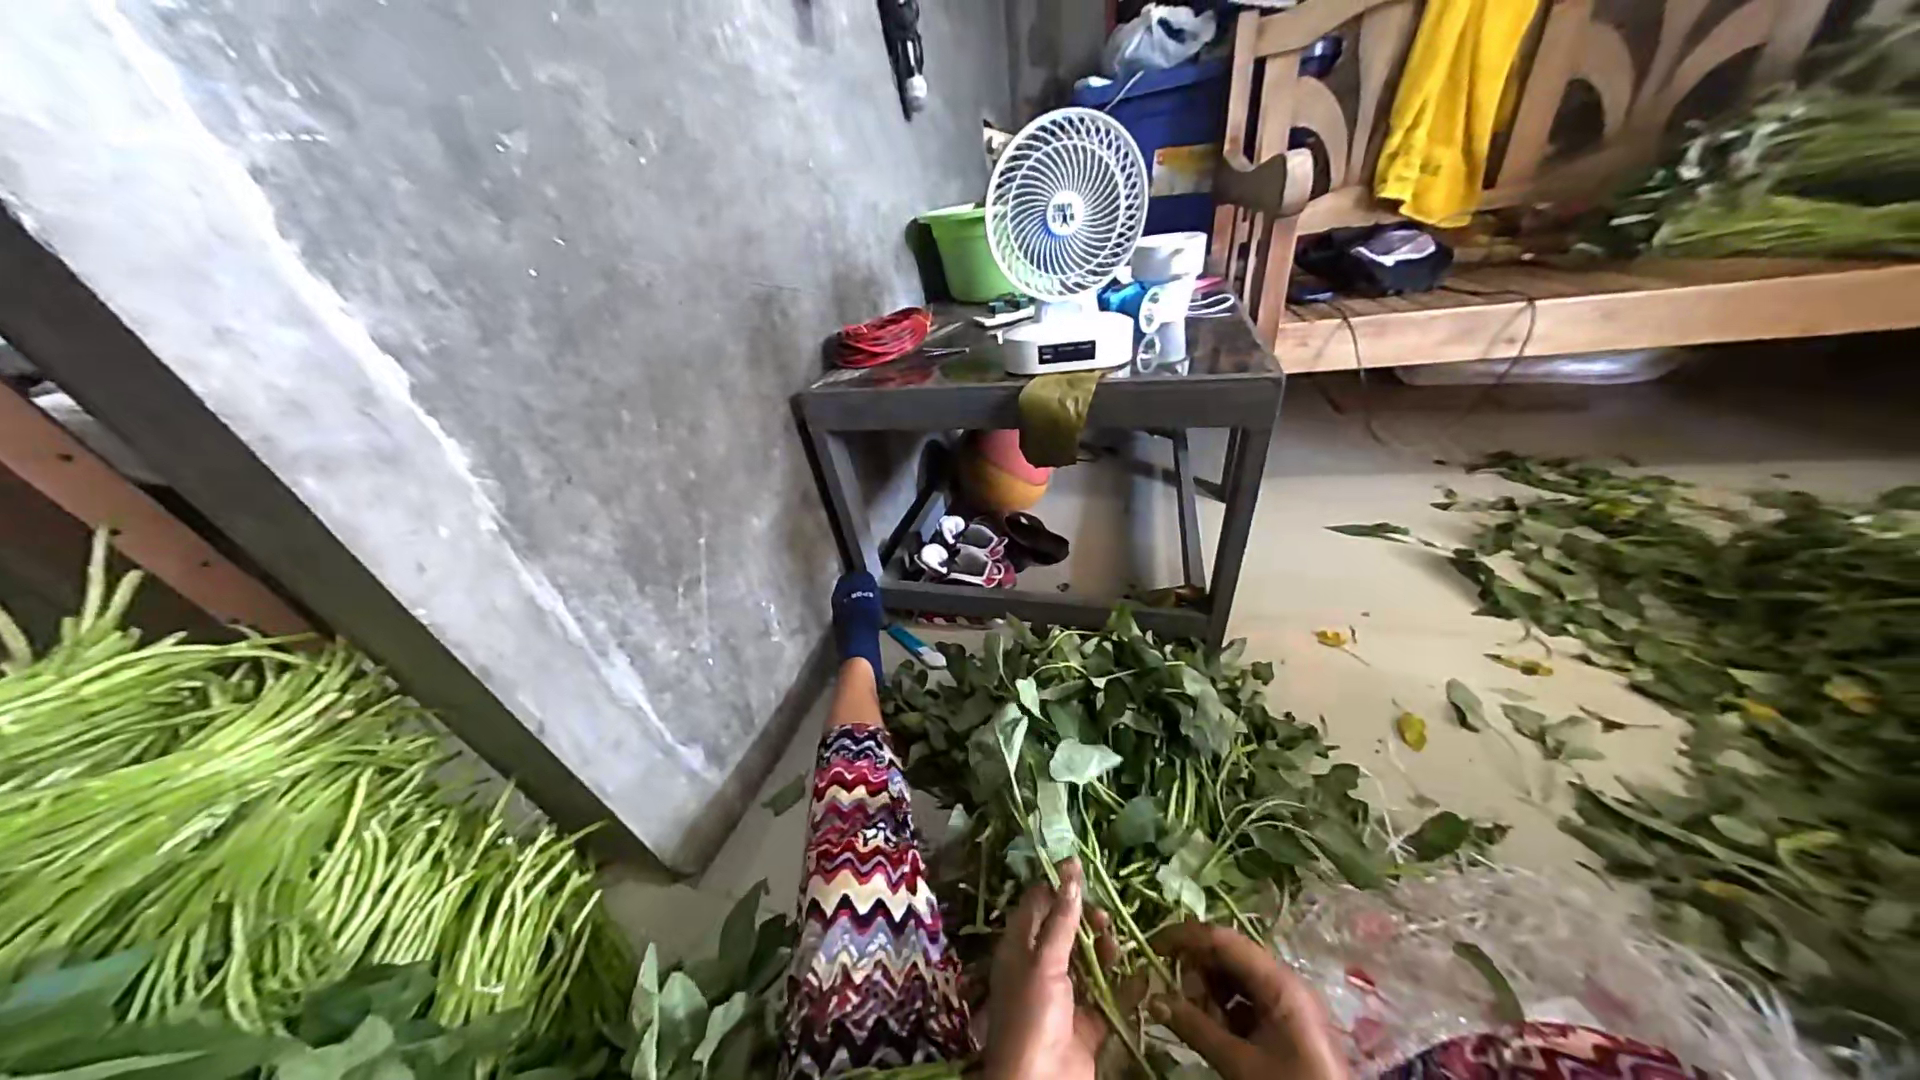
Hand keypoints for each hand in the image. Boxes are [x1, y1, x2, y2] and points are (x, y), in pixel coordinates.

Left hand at [984, 860, 1115, 1079]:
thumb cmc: (1032, 1015)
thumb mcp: (1044, 961)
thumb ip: (1061, 919)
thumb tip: (1070, 872)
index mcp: (1018, 946)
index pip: (1036, 904)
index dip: (1056, 884)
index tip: (1080, 866)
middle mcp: (1039, 965)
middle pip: (1064, 930)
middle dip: (1084, 917)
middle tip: (1104, 916)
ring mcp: (1064, 994)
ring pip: (1087, 959)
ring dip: (1103, 948)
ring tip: (1114, 943)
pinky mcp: (1086, 1021)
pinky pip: (1107, 995)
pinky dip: (1123, 984)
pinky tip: (1139, 974)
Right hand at [1150, 922, 1348, 1079]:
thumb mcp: (1240, 1065)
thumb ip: (1195, 1028)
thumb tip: (1153, 998)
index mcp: (1276, 980)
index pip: (1220, 938)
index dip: (1182, 937)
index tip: (1150, 947)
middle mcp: (1282, 979)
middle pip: (1226, 954)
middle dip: (1195, 971)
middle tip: (1175, 997)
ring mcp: (1286, 999)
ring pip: (1233, 976)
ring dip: (1208, 991)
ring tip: (1197, 1021)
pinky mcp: (1285, 1020)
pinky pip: (1245, 998)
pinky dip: (1224, 1008)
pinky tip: (1214, 1031)